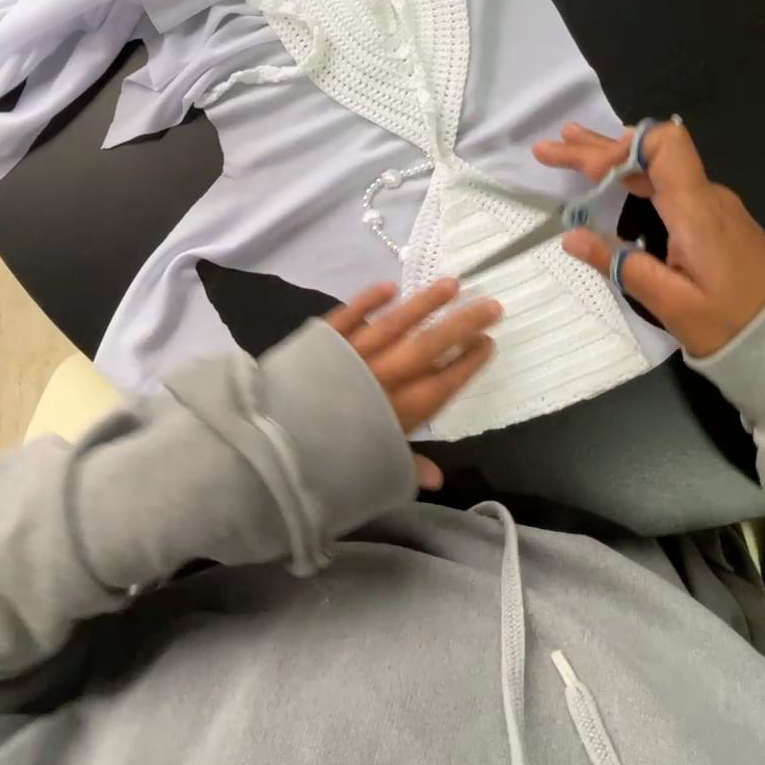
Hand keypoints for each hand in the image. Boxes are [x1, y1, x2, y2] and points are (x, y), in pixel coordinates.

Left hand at [326, 278, 501, 486]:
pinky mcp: (324, 340)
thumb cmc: (326, 462)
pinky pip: (349, 315)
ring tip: (452, 284)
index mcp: (399, 412)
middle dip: (463, 324)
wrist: (272, 444)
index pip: (444, 382)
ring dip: (425, 303)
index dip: (469, 362)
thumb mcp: (371, 471)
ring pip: (396, 323)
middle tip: (492, 305)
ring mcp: (353, 354)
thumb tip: (438, 480)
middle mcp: (382, 378)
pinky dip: (369, 300)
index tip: (489, 342)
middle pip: (429, 346)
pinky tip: (390, 286)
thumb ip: (406, 467)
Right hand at [532, 120, 764, 358]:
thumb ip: (621, 266)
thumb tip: (571, 237)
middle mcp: (705, 197)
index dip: (619, 148)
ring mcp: (712, 206)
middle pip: (650, 153)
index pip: (663, 146)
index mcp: (696, 210)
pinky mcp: (713, 220)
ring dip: (610, 159)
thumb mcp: (671, 304)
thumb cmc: (731, 323)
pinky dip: (631, 176)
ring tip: (568, 151)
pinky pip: (667, 184)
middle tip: (550, 148)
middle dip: (596, 149)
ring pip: (656, 168)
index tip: (584, 171)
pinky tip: (609, 179)